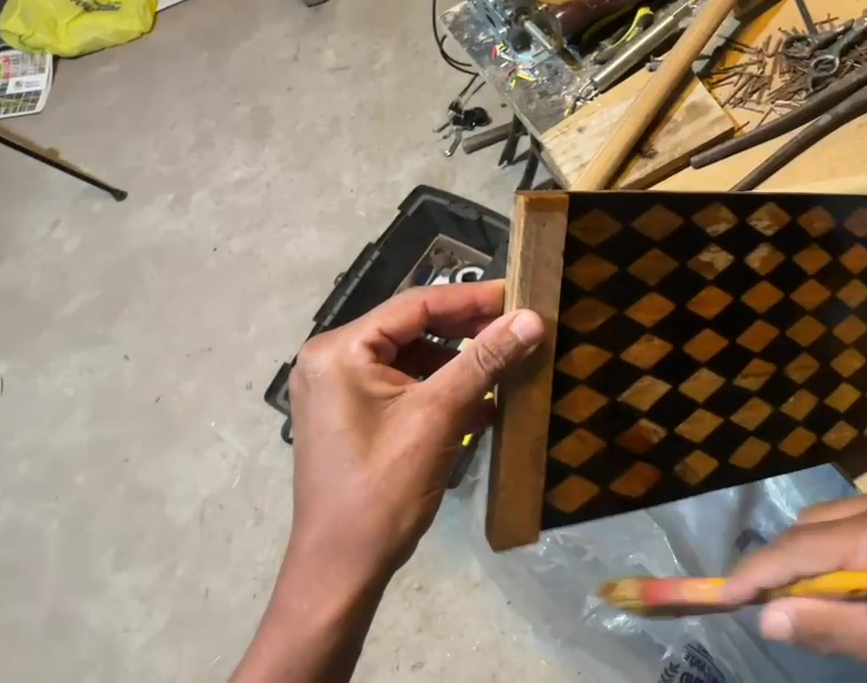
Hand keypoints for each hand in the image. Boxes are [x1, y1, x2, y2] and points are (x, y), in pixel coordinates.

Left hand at [286, 278, 543, 576]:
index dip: (472, 298)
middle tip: (520, 325)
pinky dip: (443, 385)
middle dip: (469, 328)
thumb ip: (485, 360)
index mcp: (341, 350)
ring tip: (507, 361)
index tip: (519, 295)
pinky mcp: (354, 412)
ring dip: (461, 359)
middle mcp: (334, 358)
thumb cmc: (383, 490)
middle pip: (415, 326)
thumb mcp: (439, 417)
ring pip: (415, 353)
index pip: (417, 304)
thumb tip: (532, 318)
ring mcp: (341, 387)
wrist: (341, 571)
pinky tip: (484, 398)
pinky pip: (406, 381)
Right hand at [724, 483, 866, 682]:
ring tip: (811, 603)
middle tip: (766, 608)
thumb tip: (766, 615)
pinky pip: (863, 517)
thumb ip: (828, 627)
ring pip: (835, 518)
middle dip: (784, 564)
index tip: (719, 595)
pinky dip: (845, 547)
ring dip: (814, 556)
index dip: (757, 573)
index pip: (801, 548)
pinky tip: (854, 584)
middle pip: (813, 526)